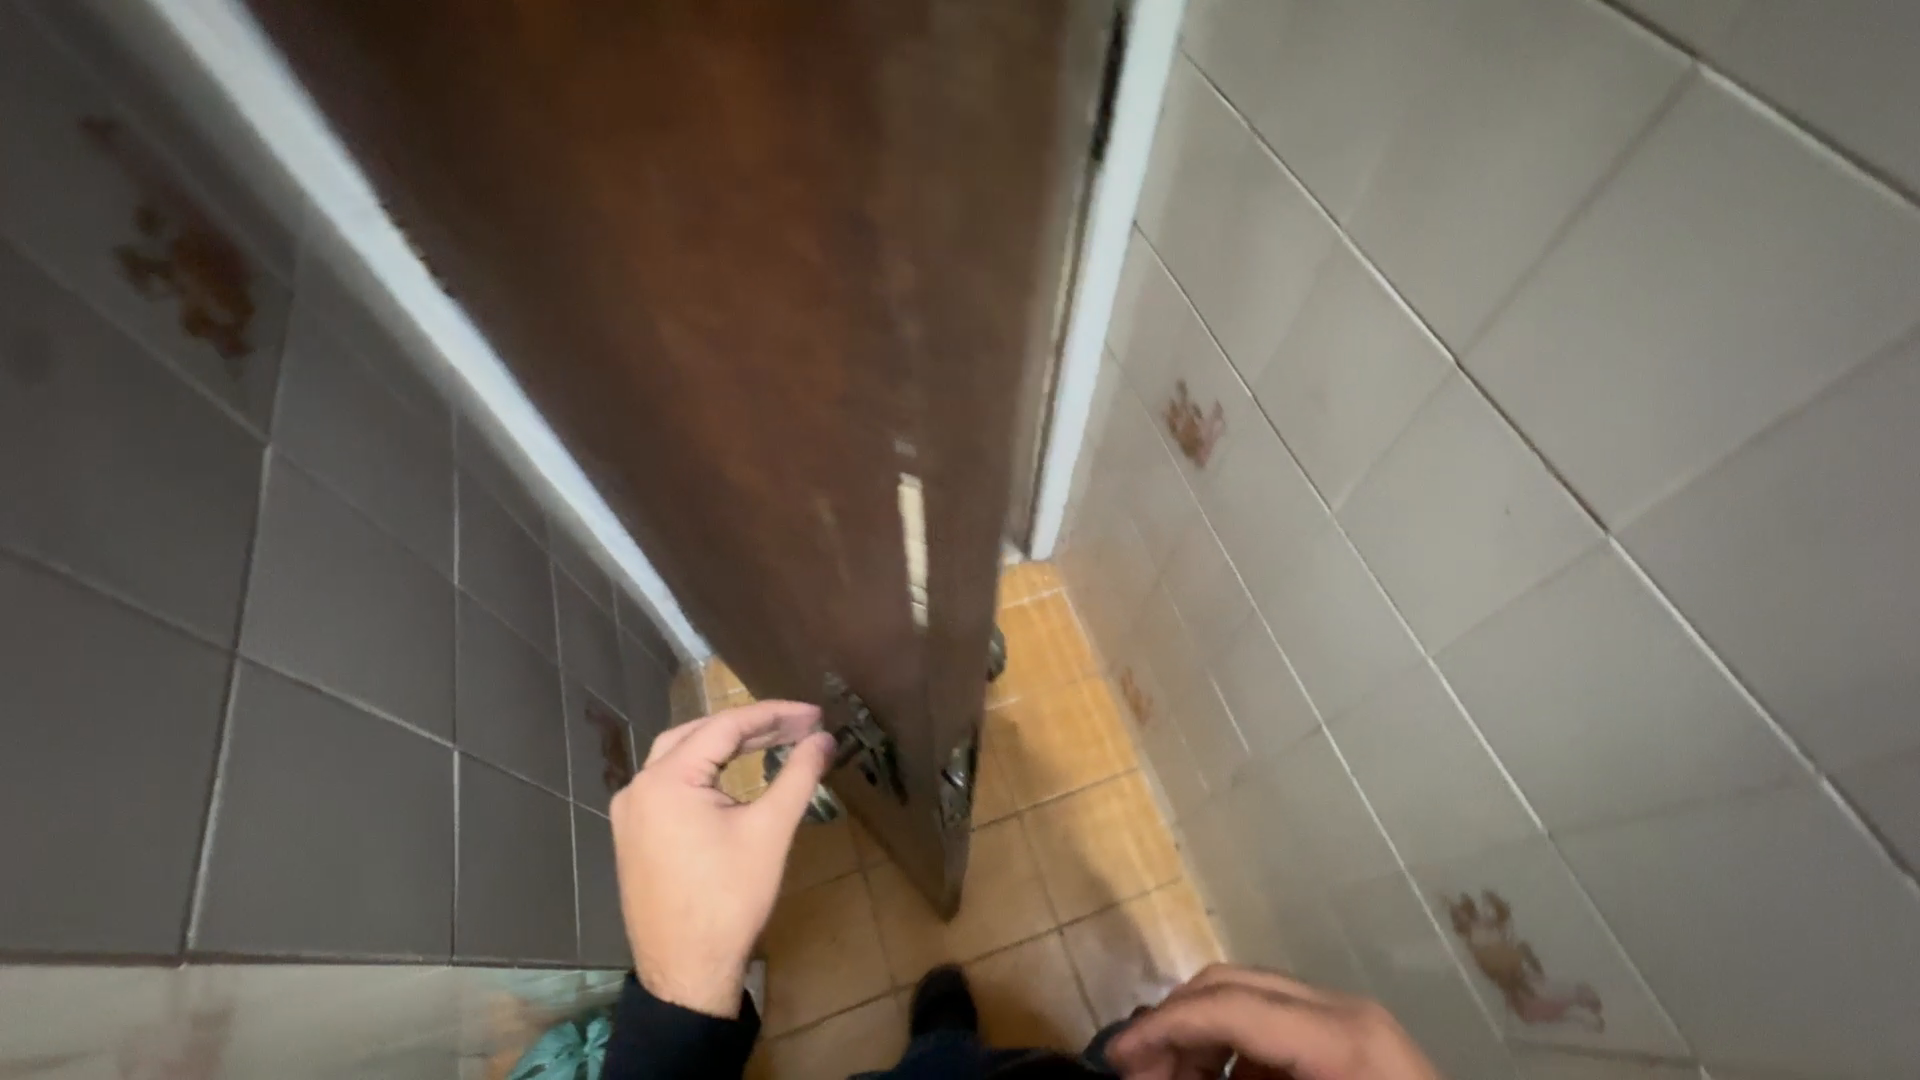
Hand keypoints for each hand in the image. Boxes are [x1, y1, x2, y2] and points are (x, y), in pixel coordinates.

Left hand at [609, 700, 836, 1017]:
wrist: (687, 973)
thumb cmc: (730, 898)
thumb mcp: (770, 830)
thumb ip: (799, 774)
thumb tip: (826, 738)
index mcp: (666, 780)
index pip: (725, 726)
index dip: (774, 714)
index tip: (814, 714)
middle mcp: (639, 787)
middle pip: (699, 733)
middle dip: (751, 724)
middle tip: (798, 725)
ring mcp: (631, 813)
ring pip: (680, 755)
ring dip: (725, 744)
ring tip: (771, 739)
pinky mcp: (634, 835)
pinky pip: (670, 782)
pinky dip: (705, 769)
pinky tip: (732, 773)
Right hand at [1107, 964, 1441, 1079]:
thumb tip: (1152, 1075)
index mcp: (1339, 1036)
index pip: (1225, 1006)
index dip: (1161, 1029)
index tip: (1113, 1058)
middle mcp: (1342, 1011)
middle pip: (1230, 986)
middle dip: (1174, 1027)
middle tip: (1135, 1073)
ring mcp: (1350, 1023)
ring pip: (1247, 1002)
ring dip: (1201, 1040)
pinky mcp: (1352, 1042)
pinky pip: (1275, 1029)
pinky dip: (1236, 1055)